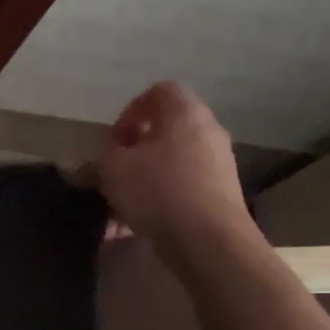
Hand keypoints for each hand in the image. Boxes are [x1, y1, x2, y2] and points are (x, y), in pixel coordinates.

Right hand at [89, 81, 249, 244]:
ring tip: (123, 205)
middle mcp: (208, 130)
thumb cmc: (157, 192)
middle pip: (167, 128)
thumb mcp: (114, 168)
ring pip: (173, 160)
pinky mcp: (220, 191)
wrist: (207, 238)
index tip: (114, 140)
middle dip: (137, 148)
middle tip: (116, 171)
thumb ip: (108, 153)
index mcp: (184, 113)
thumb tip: (115, 153)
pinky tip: (140, 223)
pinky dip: (161, 196)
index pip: (159, 91)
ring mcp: (219, 161)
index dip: (131, 110)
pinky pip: (183, 185)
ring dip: (146, 176)